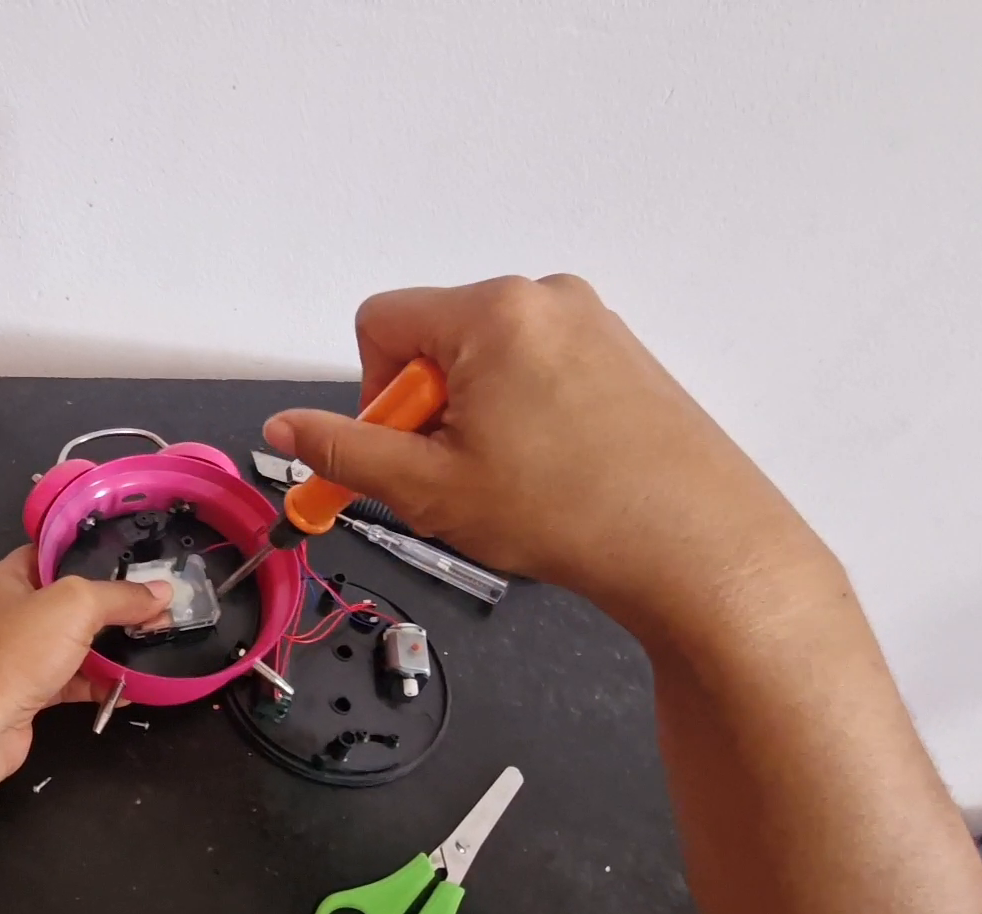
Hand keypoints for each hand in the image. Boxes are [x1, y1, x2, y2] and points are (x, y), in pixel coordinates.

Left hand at [0, 547, 170, 778]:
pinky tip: (130, 688)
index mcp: (10, 577)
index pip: (54, 551)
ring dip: (112, 646)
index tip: (135, 556)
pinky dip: (100, 683)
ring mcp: (20, 655)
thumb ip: (120, 596)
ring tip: (154, 644)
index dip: (92, 550)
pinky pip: (74, 680)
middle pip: (72, 600)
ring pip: (76, 642)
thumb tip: (162, 593)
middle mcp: (13, 612)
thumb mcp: (75, 606)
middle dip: (114, 604)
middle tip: (157, 607)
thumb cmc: (15, 652)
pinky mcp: (30, 692)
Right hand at [264, 276, 831, 624]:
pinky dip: (510, 410)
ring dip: (463, 413)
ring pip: (478, 357)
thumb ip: (339, 451)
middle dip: (419, 406)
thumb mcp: (423, 487)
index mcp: (491, 312)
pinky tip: (541, 465)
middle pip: (429, 339)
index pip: (378, 322)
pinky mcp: (619, 352)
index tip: (401, 445)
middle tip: (450, 472)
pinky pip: (529, 366)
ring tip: (500, 474)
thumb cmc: (559, 510)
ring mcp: (590, 321)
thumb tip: (281, 429)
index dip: (370, 391)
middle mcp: (543, 297)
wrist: (700, 549)